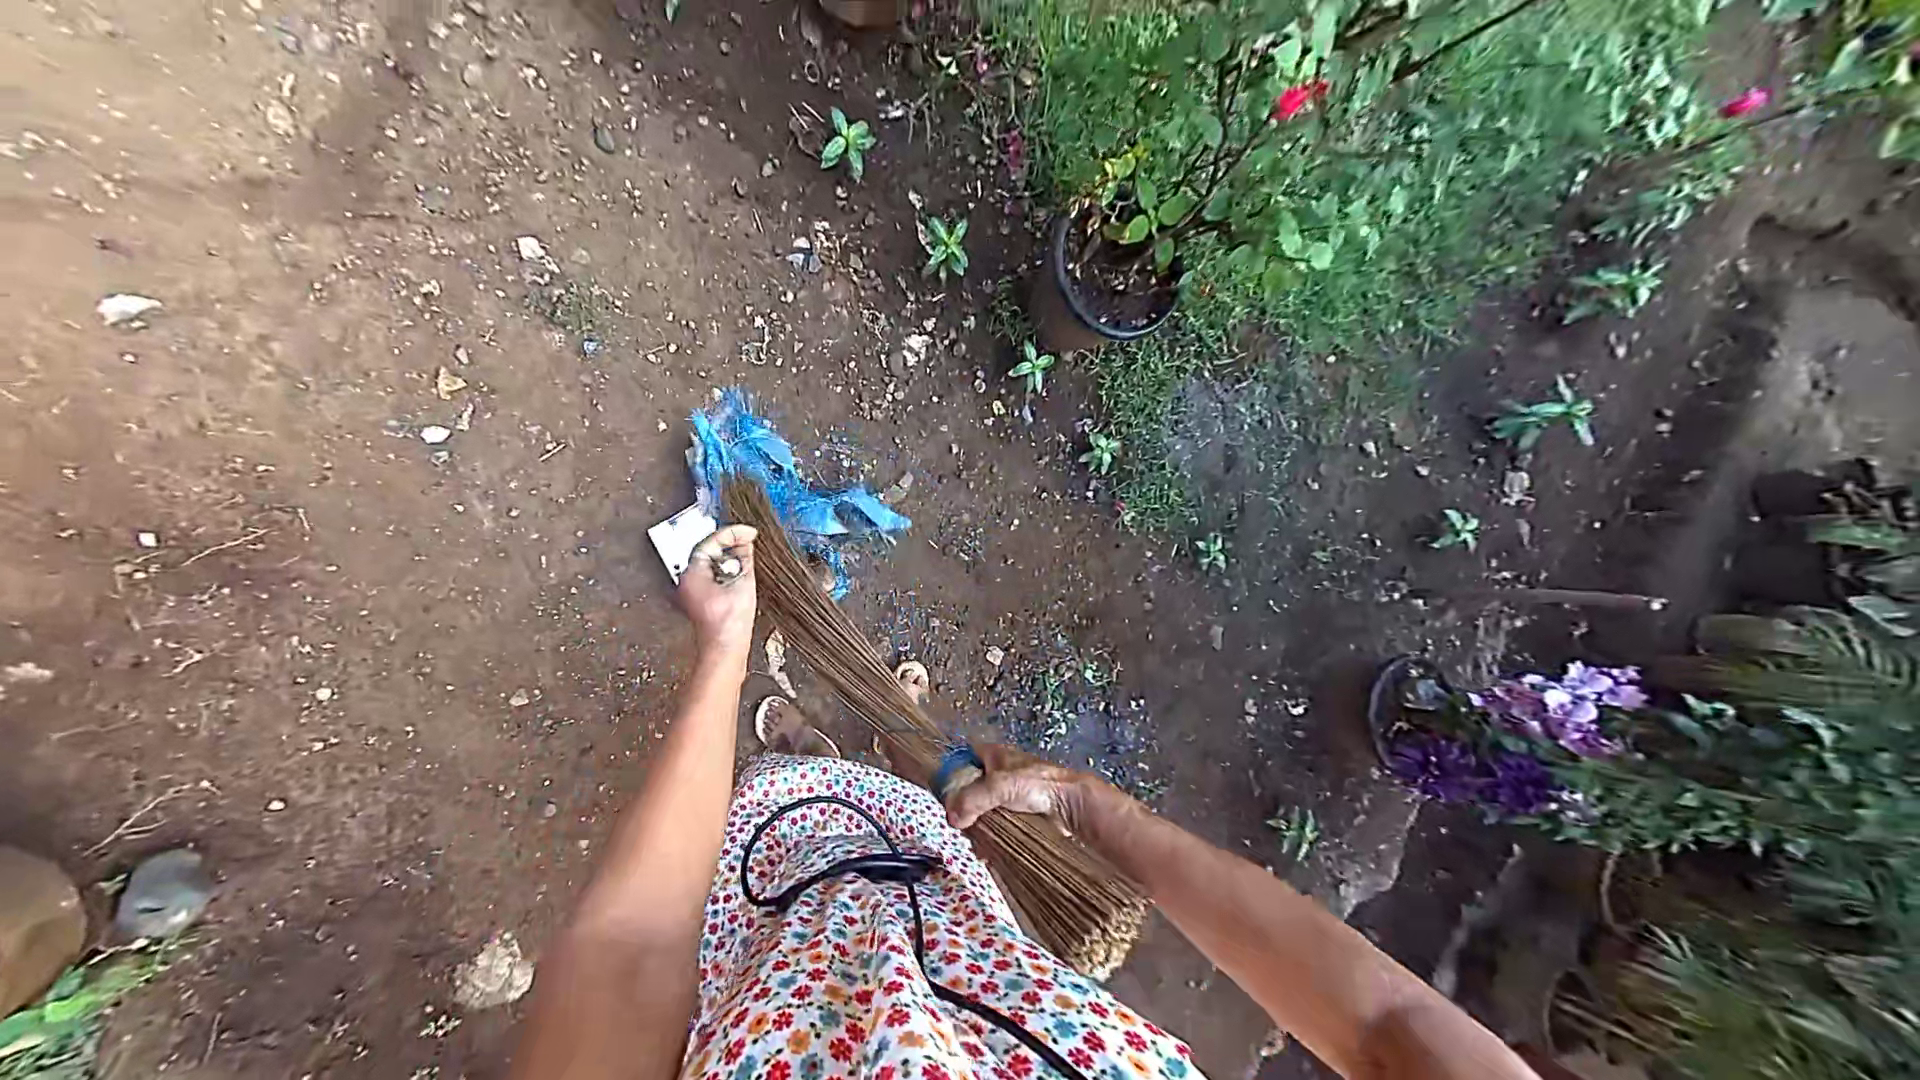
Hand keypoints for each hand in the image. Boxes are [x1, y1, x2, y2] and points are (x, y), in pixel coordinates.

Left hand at [678, 525, 757, 659]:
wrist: (726, 649)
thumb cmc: (729, 623)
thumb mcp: (743, 582)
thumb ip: (745, 558)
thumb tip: (746, 543)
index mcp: (693, 573)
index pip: (711, 541)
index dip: (732, 533)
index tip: (749, 532)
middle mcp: (688, 580)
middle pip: (709, 550)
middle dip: (731, 543)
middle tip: (750, 539)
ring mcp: (693, 590)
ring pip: (712, 563)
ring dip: (730, 557)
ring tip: (749, 553)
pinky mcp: (702, 599)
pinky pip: (713, 575)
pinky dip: (728, 569)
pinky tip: (742, 571)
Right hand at [944, 743, 1113, 834]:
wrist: (1068, 803)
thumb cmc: (1033, 784)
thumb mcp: (996, 786)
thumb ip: (970, 800)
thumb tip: (951, 820)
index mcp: (992, 754)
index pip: (962, 758)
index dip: (951, 773)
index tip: (944, 796)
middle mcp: (998, 770)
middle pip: (969, 787)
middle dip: (963, 807)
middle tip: (959, 824)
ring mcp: (1008, 793)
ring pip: (982, 808)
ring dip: (976, 825)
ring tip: (974, 842)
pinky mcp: (1018, 812)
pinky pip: (996, 822)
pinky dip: (990, 834)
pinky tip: (986, 849)